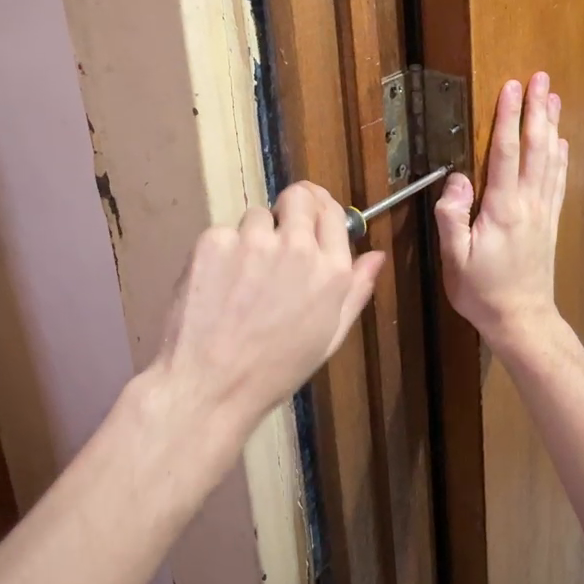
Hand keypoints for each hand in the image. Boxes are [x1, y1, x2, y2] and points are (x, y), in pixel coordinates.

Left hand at [148, 182, 385, 431]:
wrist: (207, 387)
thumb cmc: (273, 371)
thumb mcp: (327, 338)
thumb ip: (355, 291)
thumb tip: (376, 256)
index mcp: (331, 271)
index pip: (332, 212)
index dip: (320, 211)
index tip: (308, 219)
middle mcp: (298, 247)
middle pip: (299, 196)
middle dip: (290, 210)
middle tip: (276, 237)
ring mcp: (254, 241)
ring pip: (257, 216)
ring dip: (253, 236)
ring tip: (241, 277)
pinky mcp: (215, 241)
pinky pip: (223, 232)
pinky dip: (220, 252)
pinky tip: (216, 284)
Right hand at [434, 72, 569, 351]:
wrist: (523, 320)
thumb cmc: (483, 291)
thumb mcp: (455, 259)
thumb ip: (452, 217)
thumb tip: (457, 179)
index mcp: (503, 208)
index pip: (505, 152)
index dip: (508, 117)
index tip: (511, 87)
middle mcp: (529, 202)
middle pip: (535, 146)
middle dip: (537, 110)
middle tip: (541, 78)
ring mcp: (543, 210)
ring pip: (551, 158)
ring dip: (551, 125)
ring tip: (554, 97)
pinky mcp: (550, 220)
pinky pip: (558, 180)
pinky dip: (561, 156)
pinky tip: (562, 141)